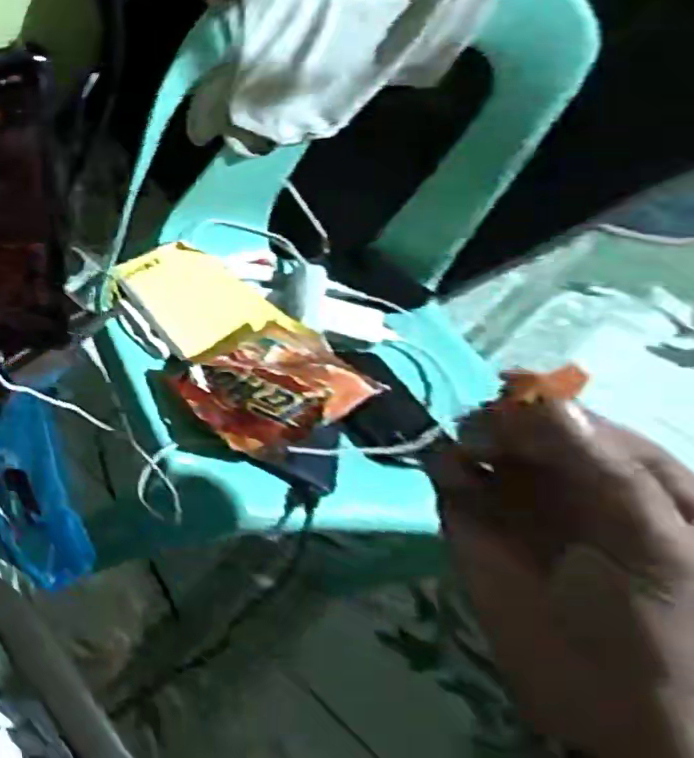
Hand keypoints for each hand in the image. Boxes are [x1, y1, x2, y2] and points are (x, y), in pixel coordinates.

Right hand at [431, 399, 693, 757]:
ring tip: (466, 454)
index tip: (512, 397)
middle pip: (532, 429)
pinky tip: (447, 472)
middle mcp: (581, 487)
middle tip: (484, 433)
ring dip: (468, 437)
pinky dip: (441, 462)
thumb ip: (606, 474)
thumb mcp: (659, 551)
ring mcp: (521, 501)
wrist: (612, 711)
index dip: (556, 409)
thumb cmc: (667, 633)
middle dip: (503, 420)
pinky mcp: (469, 516)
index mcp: (648, 491)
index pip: (597, 428)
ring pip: (484, 444)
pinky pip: (450, 473)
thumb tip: (545, 401)